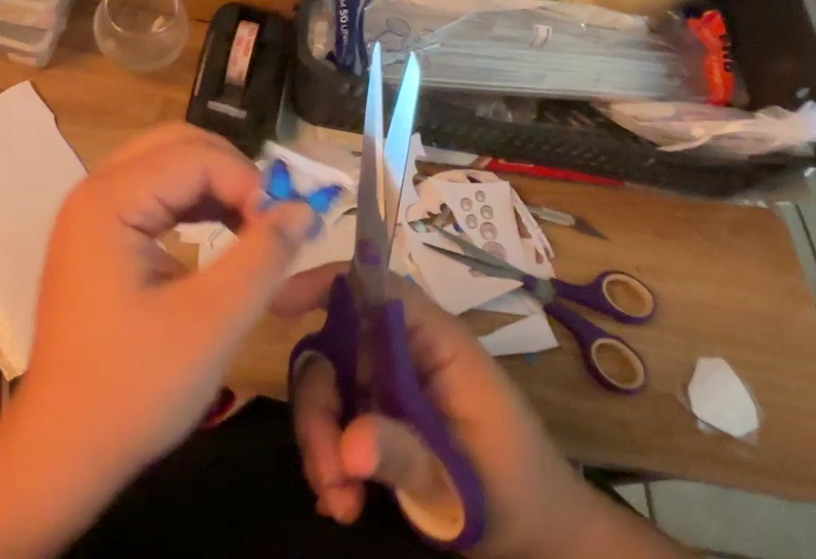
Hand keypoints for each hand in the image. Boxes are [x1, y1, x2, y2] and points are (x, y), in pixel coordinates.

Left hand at [15, 124, 320, 478]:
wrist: (65, 447)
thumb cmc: (135, 387)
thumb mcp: (212, 321)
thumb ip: (263, 256)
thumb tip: (305, 209)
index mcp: (109, 201)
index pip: (196, 157)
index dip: (250, 183)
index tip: (289, 229)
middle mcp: (95, 194)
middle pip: (177, 147)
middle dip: (233, 174)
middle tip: (275, 219)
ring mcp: (93, 216)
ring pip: (168, 169)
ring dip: (217, 188)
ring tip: (258, 229)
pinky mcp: (100, 241)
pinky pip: (156, 200)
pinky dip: (196, 209)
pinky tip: (226, 237)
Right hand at [276, 268, 630, 558]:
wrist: (539, 540)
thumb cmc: (517, 496)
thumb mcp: (464, 483)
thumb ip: (408, 457)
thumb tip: (349, 444)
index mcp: (437, 345)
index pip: (375, 288)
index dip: (324, 283)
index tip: (277, 305)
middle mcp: (405, 354)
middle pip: (334, 348)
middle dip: (319, 410)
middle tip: (331, 475)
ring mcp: (388, 385)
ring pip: (327, 388)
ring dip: (321, 445)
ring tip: (342, 505)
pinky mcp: (378, 417)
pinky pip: (334, 421)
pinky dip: (329, 461)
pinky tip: (342, 503)